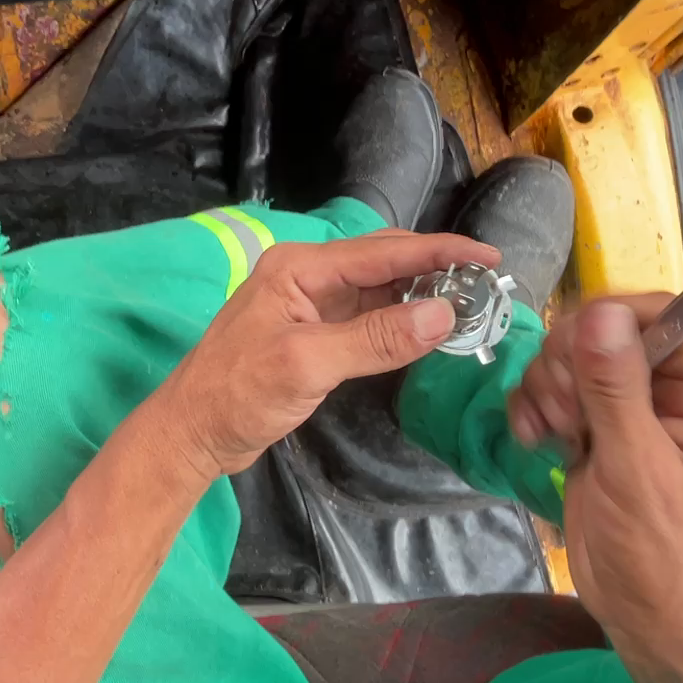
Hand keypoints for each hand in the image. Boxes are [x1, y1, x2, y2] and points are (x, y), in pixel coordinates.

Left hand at [154, 230, 498, 478]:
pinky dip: (398, 321)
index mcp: (299, 268)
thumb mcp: (307, 365)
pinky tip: (426, 329)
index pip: (381, 251)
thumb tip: (443, 315)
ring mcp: (309, 304)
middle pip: (382, 262)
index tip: (488, 255)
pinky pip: (366, 317)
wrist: (193, 431)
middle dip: (434, 269)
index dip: (438, 251)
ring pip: (377, 289)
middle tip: (486, 284)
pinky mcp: (313, 332)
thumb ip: (375, 339)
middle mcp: (306, 276)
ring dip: (419, 296)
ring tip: (469, 304)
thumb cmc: (238, 393)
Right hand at [507, 295, 682, 659]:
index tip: (572, 350)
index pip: (664, 315)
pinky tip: (535, 441)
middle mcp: (665, 391)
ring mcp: (623, 408)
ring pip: (567, 357)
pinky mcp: (588, 426)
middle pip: (601, 331)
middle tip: (568, 417)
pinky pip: (547, 388)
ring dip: (546, 391)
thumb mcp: (637, 469)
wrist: (645, 618)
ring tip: (555, 435)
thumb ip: (616, 389)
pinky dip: (532, 409)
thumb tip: (600, 313)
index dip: (613, 319)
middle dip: (569, 367)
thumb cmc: (661, 554)